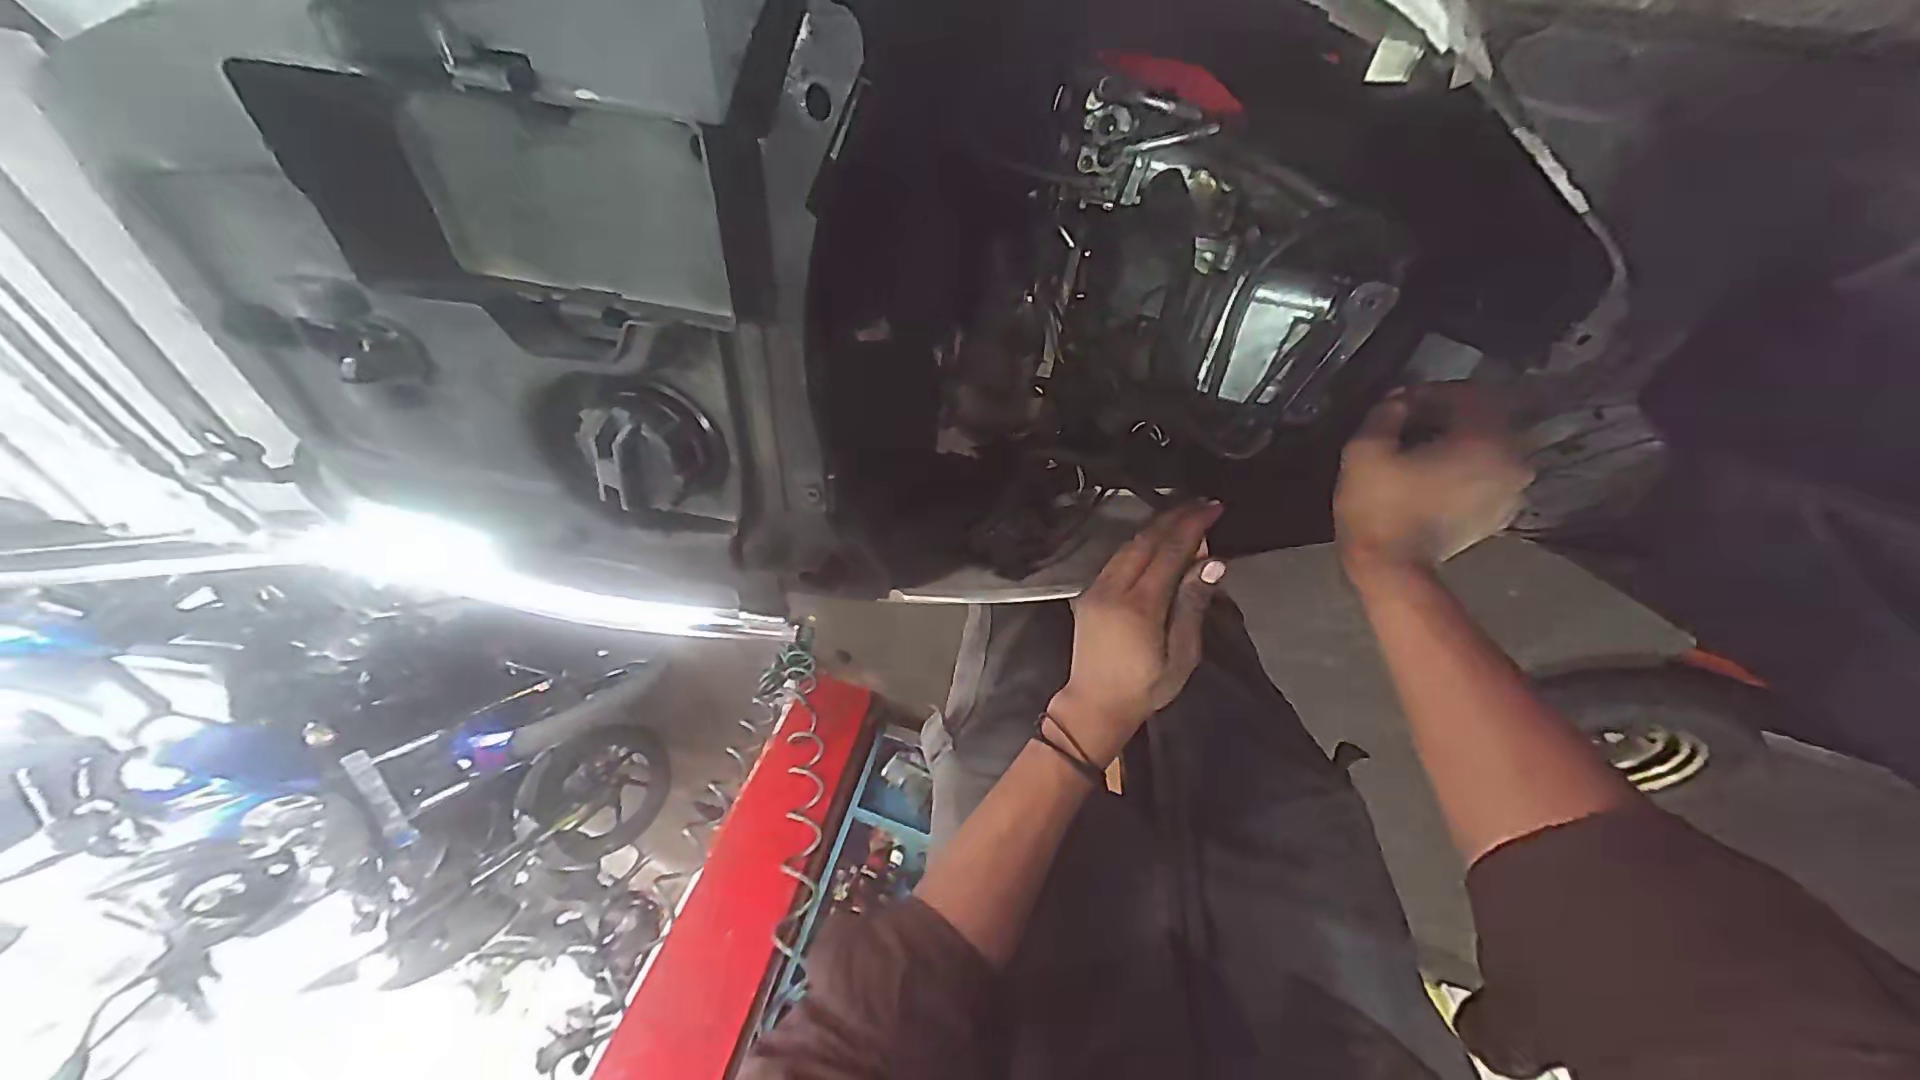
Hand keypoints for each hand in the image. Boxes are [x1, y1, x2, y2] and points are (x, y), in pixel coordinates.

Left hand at [1046, 502, 1226, 764]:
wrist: (1094, 704)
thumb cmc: (1145, 687)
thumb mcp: (1181, 654)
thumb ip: (1192, 604)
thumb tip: (1212, 564)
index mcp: (1139, 605)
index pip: (1169, 552)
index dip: (1192, 526)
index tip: (1213, 508)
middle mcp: (1112, 590)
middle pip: (1145, 541)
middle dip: (1175, 518)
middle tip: (1201, 504)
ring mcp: (1095, 590)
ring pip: (1127, 546)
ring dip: (1155, 527)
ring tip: (1182, 516)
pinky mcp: (1087, 595)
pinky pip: (1115, 559)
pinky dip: (1138, 544)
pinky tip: (1154, 541)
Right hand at [1334, 383, 1533, 576]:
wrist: (1391, 568)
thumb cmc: (1378, 507)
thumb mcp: (1364, 451)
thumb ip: (1385, 414)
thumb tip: (1398, 401)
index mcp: (1487, 440)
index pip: (1467, 394)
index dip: (1430, 391)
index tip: (1398, 401)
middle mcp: (1514, 461)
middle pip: (1483, 420)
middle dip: (1445, 416)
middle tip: (1407, 423)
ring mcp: (1512, 492)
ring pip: (1486, 449)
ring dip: (1455, 443)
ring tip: (1418, 451)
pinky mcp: (1499, 515)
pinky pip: (1485, 477)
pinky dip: (1462, 470)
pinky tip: (1430, 478)